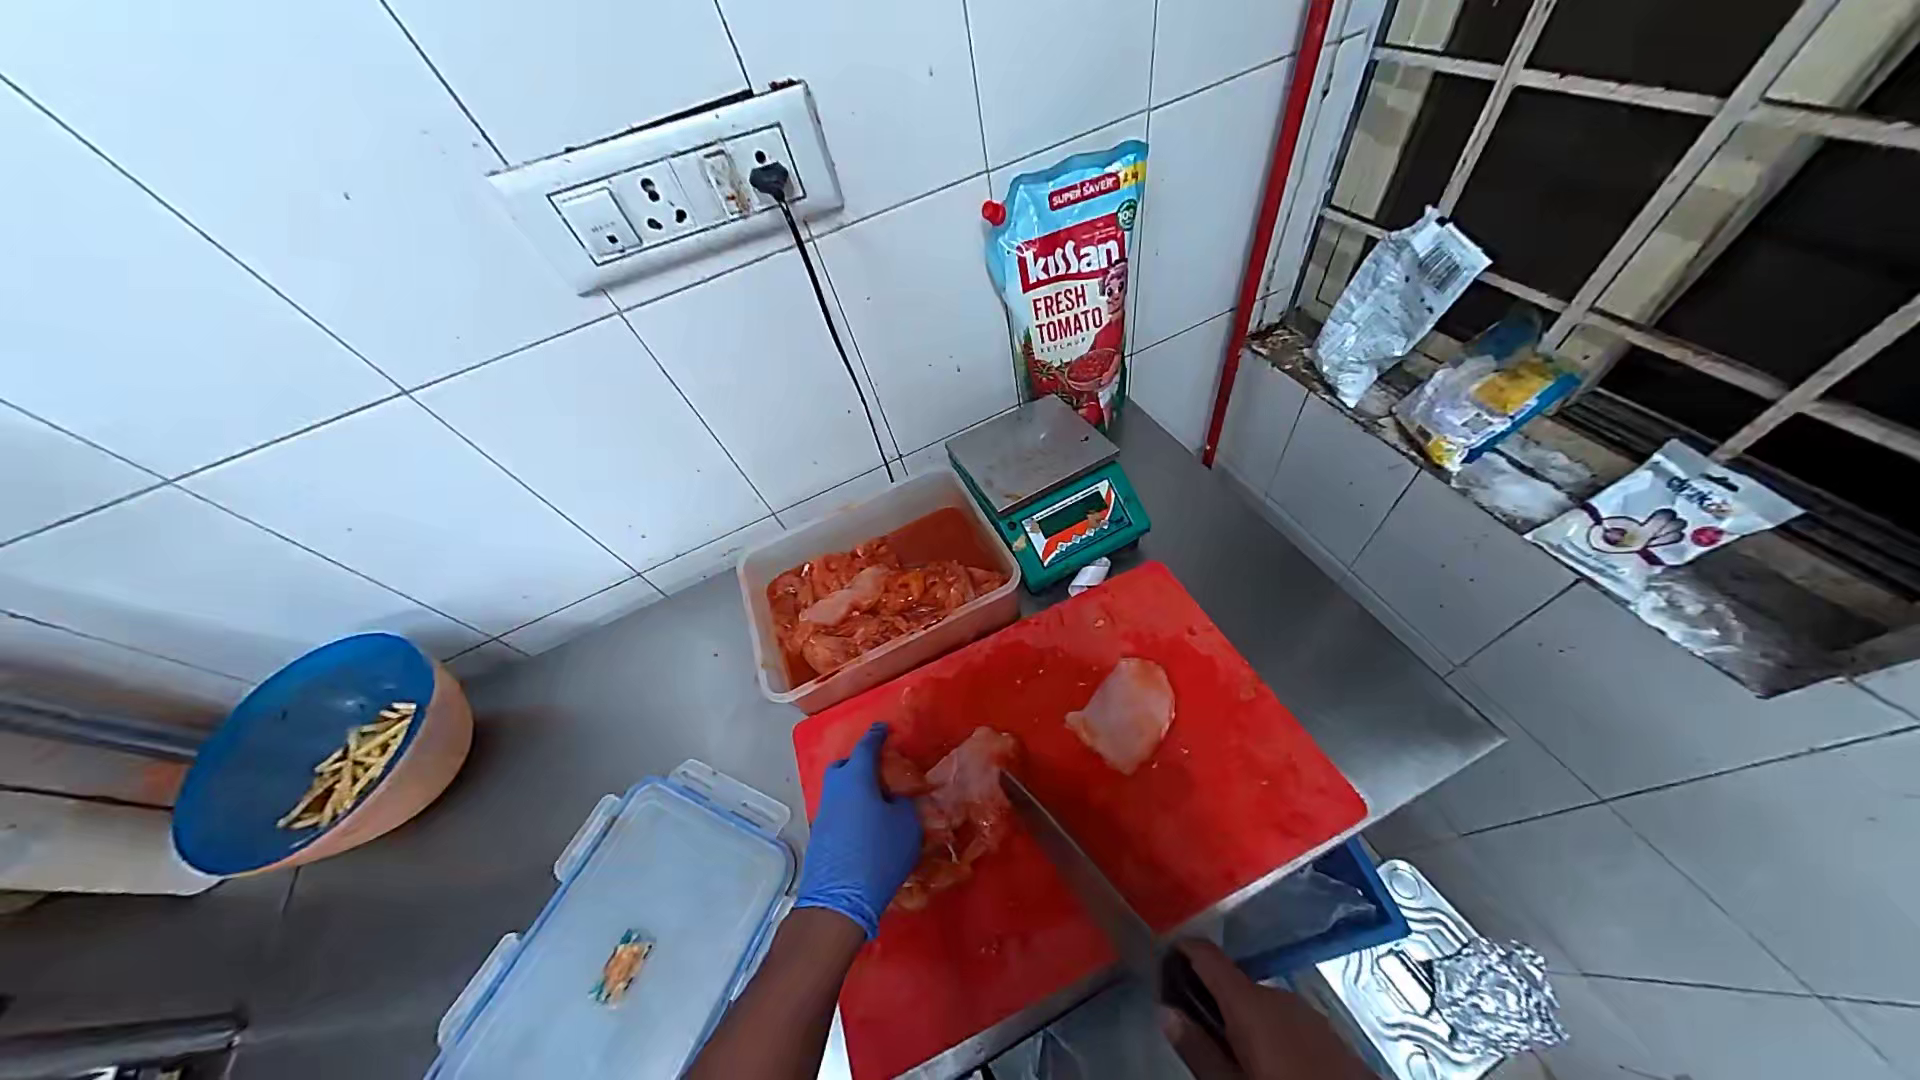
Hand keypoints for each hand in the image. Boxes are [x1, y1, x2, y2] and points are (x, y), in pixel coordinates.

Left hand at [793, 723, 922, 937]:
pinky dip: (851, 809)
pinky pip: (838, 810)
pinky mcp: (820, 834)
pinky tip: (866, 824)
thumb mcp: (905, 824)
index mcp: (856, 777)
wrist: (839, 899)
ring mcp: (823, 812)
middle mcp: (835, 788)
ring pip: (839, 789)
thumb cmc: (878, 852)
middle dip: (860, 762)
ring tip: (877, 800)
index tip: (883, 727)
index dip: (877, 735)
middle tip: (880, 769)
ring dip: (855, 788)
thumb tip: (896, 797)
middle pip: (845, 766)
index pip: (867, 746)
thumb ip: (904, 802)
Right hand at [1160, 940, 1373, 1079]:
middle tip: (1198, 1036)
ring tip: (1237, 1061)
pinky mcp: (1333, 1037)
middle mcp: (1278, 996)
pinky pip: (1289, 1024)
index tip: (1163, 965)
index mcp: (1249, 1003)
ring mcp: (1310, 1015)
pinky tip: (1275, 1071)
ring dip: (1244, 1023)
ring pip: (1261, 1006)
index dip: (1182, 951)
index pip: (1206, 953)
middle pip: (1233, 985)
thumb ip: (1198, 1050)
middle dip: (1212, 1003)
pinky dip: (1273, 1037)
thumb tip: (1166, 1012)